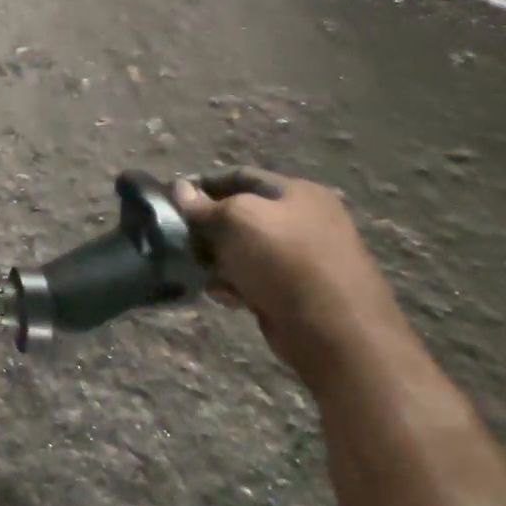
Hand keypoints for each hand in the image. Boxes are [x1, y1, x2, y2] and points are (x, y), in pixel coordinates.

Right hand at [173, 167, 405, 374]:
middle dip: (207, 226)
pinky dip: (234, 283)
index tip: (170, 198)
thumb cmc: (283, 261)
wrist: (335, 330)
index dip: (202, 183)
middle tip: (181, 238)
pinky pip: (253, 277)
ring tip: (203, 270)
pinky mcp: (296, 289)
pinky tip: (226, 295)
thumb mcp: (234, 220)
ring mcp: (303, 256)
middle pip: (239, 214)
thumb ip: (202, 204)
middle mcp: (304, 220)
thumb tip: (179, 188)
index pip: (239, 175)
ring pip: (241, 248)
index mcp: (298, 194)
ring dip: (217, 259)